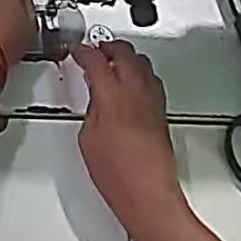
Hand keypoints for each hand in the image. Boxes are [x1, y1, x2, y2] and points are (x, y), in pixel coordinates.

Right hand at [73, 41, 188, 235]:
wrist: (148, 193)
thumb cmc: (119, 174)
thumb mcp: (88, 138)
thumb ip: (91, 109)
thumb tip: (96, 101)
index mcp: (112, 94)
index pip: (96, 59)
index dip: (84, 51)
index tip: (78, 51)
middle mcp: (136, 91)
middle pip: (123, 51)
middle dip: (107, 46)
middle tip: (96, 51)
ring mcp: (152, 99)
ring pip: (141, 61)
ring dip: (126, 57)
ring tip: (113, 62)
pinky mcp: (162, 110)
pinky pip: (151, 79)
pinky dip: (139, 72)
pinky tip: (132, 82)